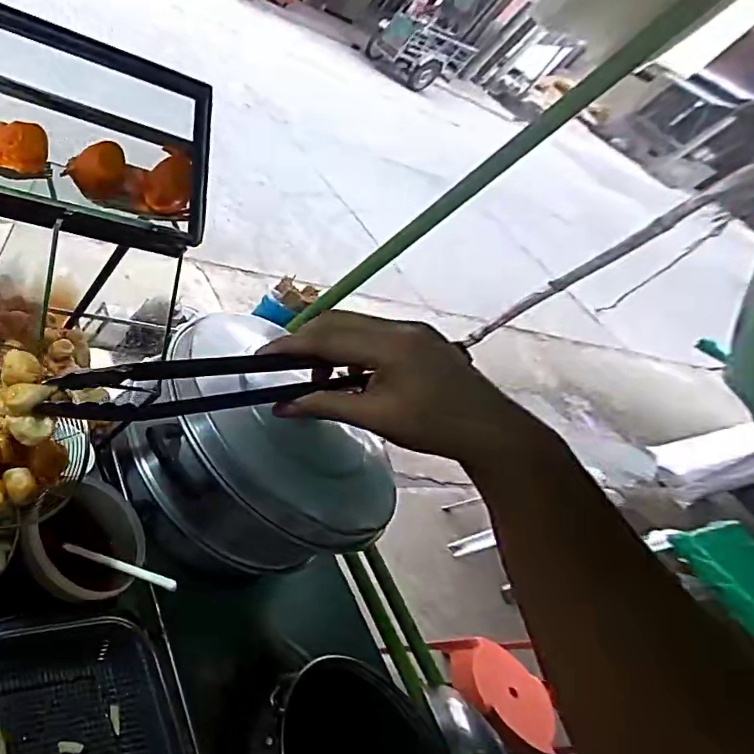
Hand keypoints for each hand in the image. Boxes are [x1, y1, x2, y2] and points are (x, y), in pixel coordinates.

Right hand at [262, 311, 546, 469]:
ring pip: (353, 326)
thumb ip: (322, 405)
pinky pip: (370, 335)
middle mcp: (402, 330)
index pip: (326, 337)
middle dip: (304, 340)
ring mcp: (413, 333)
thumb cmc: (434, 425)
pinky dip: (346, 349)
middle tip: (281, 365)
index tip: (260, 357)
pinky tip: (345, 375)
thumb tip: (280, 407)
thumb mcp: (372, 416)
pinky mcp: (419, 341)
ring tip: (315, 377)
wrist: (493, 432)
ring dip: (325, 345)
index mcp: (391, 345)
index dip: (289, 345)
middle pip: (337, 322)